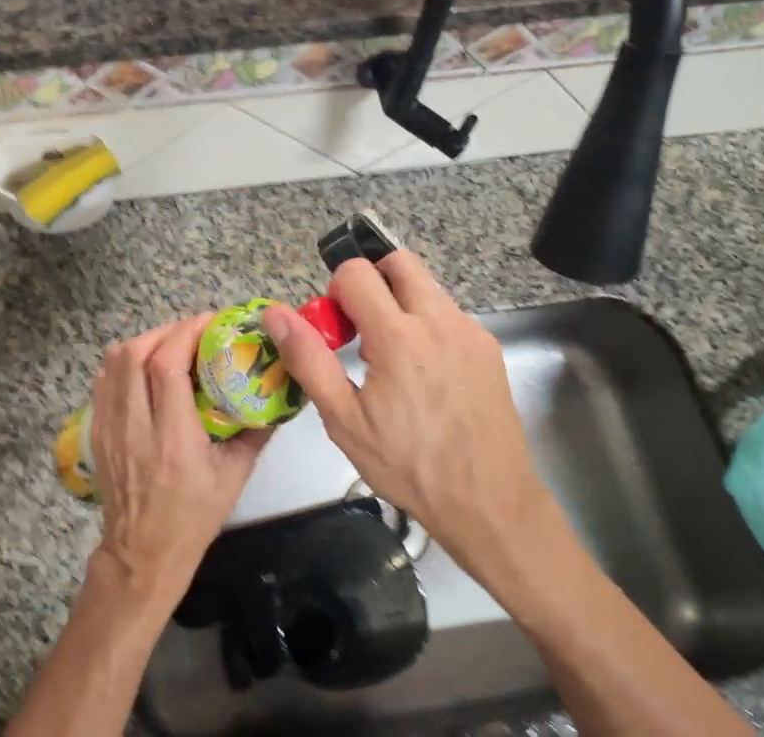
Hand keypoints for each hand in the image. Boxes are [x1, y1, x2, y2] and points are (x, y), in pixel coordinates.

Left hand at [90, 314, 272, 597]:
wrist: (144, 553)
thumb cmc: (194, 516)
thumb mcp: (235, 476)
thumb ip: (256, 432)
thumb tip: (276, 394)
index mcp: (173, 438)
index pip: (167, 366)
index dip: (186, 333)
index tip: (209, 322)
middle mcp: (135, 427)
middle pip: (135, 355)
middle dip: (165, 332)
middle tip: (192, 331)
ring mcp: (110, 429)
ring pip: (114, 363)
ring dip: (143, 343)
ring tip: (170, 344)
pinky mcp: (97, 432)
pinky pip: (103, 382)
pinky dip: (123, 363)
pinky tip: (144, 367)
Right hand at [261, 252, 561, 571]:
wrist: (488, 501)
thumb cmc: (408, 465)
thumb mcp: (344, 420)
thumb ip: (308, 359)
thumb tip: (274, 314)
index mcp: (398, 335)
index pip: (357, 272)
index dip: (336, 293)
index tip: (336, 330)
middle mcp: (439, 320)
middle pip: (399, 262)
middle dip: (372, 281)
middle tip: (360, 327)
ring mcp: (470, 331)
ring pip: (427, 287)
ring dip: (401, 303)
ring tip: (391, 359)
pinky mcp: (488, 348)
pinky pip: (450, 316)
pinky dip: (428, 327)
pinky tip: (424, 376)